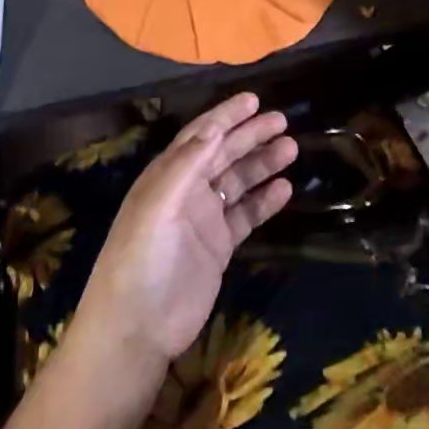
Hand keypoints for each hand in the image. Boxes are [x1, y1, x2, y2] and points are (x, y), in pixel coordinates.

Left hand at [73, 94, 294, 362]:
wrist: (137, 328)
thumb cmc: (141, 260)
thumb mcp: (157, 206)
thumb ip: (185, 165)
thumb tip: (213, 127)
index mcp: (167, 175)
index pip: (201, 136)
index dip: (226, 116)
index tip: (253, 100)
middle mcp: (186, 191)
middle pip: (223, 154)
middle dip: (250, 136)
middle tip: (282, 121)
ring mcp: (204, 218)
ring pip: (237, 182)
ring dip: (262, 164)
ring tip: (291, 149)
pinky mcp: (218, 246)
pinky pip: (245, 215)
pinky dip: (264, 201)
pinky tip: (285, 189)